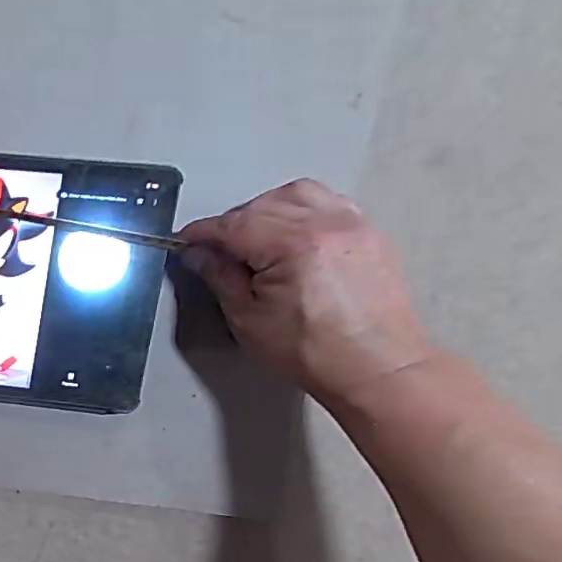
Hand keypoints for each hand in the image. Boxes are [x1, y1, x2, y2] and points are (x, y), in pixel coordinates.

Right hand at [177, 179, 435, 404]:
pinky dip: (299, 210)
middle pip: (261, 205)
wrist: (377, 367)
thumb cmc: (311, 350)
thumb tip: (198, 253)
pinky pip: (327, 203)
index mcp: (294, 245)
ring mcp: (353, 225)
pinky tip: (286, 234)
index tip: (183, 241)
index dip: (201, 232)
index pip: (233, 224)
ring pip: (295, 194)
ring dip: (264, 209)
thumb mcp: (246, 317)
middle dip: (230, 223)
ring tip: (251, 238)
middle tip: (213, 250)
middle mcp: (327, 225)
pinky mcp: (368, 234)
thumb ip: (219, 276)